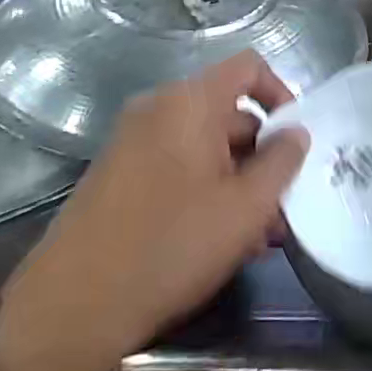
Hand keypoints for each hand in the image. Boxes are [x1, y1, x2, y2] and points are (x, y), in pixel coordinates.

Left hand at [0, 51, 309, 370]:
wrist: (74, 303)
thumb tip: (296, 132)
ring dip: (238, 181)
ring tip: (259, 236)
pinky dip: (206, 189)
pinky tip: (221, 239)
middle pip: (228, 112)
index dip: (281, 93)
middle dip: (263, 155)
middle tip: (283, 206)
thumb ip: (281, 162)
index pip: (248, 67)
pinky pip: (177, 166)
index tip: (296, 140)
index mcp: (188, 102)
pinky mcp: (119, 174)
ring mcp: (133, 141)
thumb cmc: (172, 245)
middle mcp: (157, 109)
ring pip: (204, 146)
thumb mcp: (245, 207)